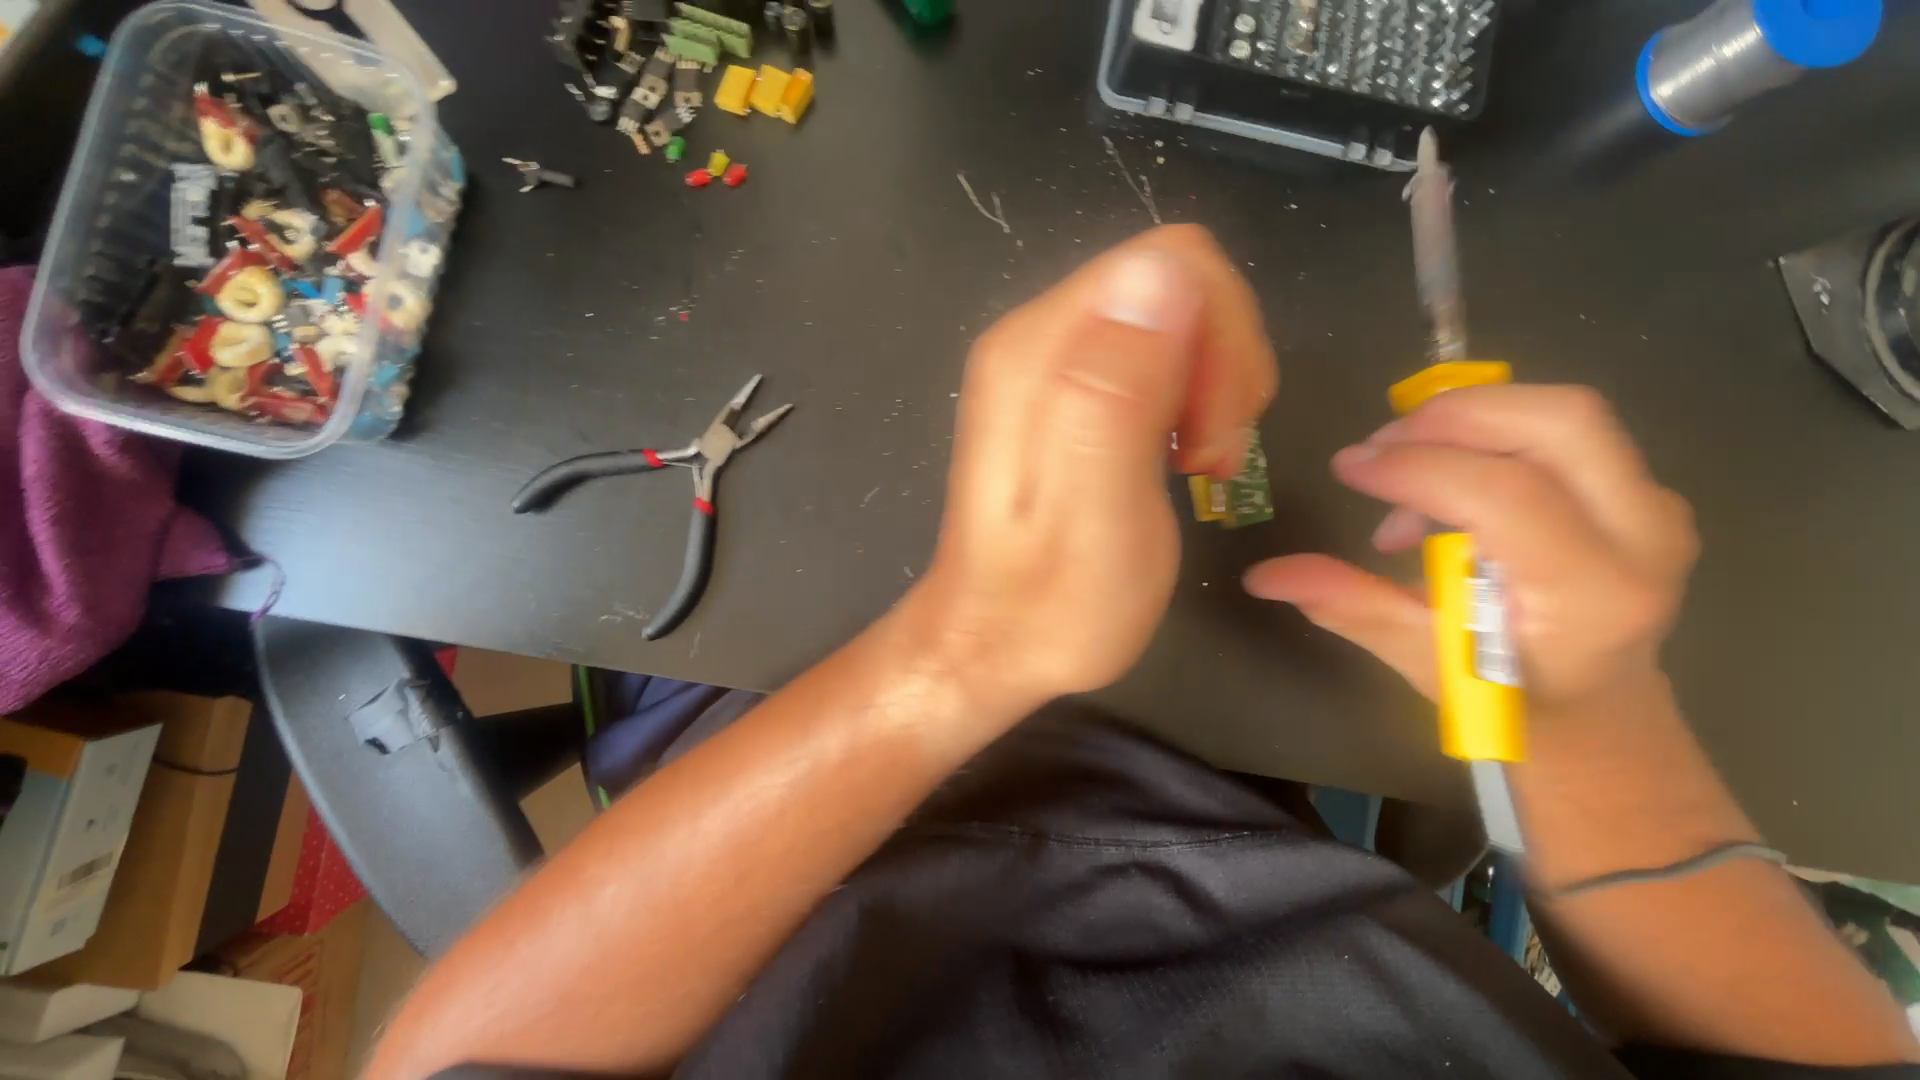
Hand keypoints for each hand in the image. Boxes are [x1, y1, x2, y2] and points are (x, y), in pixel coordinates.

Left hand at [912, 226, 1276, 709]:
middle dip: (1222, 365)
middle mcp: (1037, 339)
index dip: (1222, 339)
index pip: (1173, 262)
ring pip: (1176, 320)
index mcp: (1039, 352)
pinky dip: (1191, 402)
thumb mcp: (1096, 513)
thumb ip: (1119, 392)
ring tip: (1196, 468)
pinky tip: (1179, 462)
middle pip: (1178, 285)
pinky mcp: (1069, 394)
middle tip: (1209, 458)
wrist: (994, 643)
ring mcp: (1050, 363)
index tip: (1212, 432)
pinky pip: (1159, 358)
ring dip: (1212, 388)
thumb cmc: (1052, 604)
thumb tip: (1163, 272)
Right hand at [1244, 384, 1696, 713]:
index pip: (1505, 495)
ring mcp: (1655, 507)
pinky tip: (1445, 482)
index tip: (1348, 466)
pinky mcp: (1640, 490)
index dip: (1417, 469)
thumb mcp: (1422, 661)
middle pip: (1560, 421)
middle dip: (1455, 414)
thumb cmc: (1509, 698)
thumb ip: (1350, 607)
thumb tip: (1264, 576)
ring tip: (1406, 474)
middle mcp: (1643, 538)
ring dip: (1469, 421)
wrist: (1599, 712)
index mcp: (1590, 595)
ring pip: (1565, 414)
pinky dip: (1490, 436)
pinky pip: (1561, 431)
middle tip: (1383, 445)